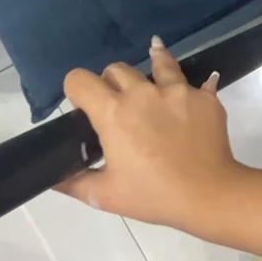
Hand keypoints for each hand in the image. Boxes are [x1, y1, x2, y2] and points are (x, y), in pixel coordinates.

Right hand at [55, 37, 242, 228]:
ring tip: (150, 85)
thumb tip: (52, 177)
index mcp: (113, 112)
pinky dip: (185, 88)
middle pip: (116, 69)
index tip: (85, 107)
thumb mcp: (105, 196)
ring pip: (157, 64)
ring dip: (149, 71)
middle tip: (119, 107)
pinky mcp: (205, 98)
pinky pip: (192, 83)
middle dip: (111, 83)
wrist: (209, 195)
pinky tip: (183, 97)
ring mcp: (177, 92)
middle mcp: (143, 93)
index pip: (79, 79)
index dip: (77, 90)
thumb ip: (73, 182)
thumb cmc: (154, 196)